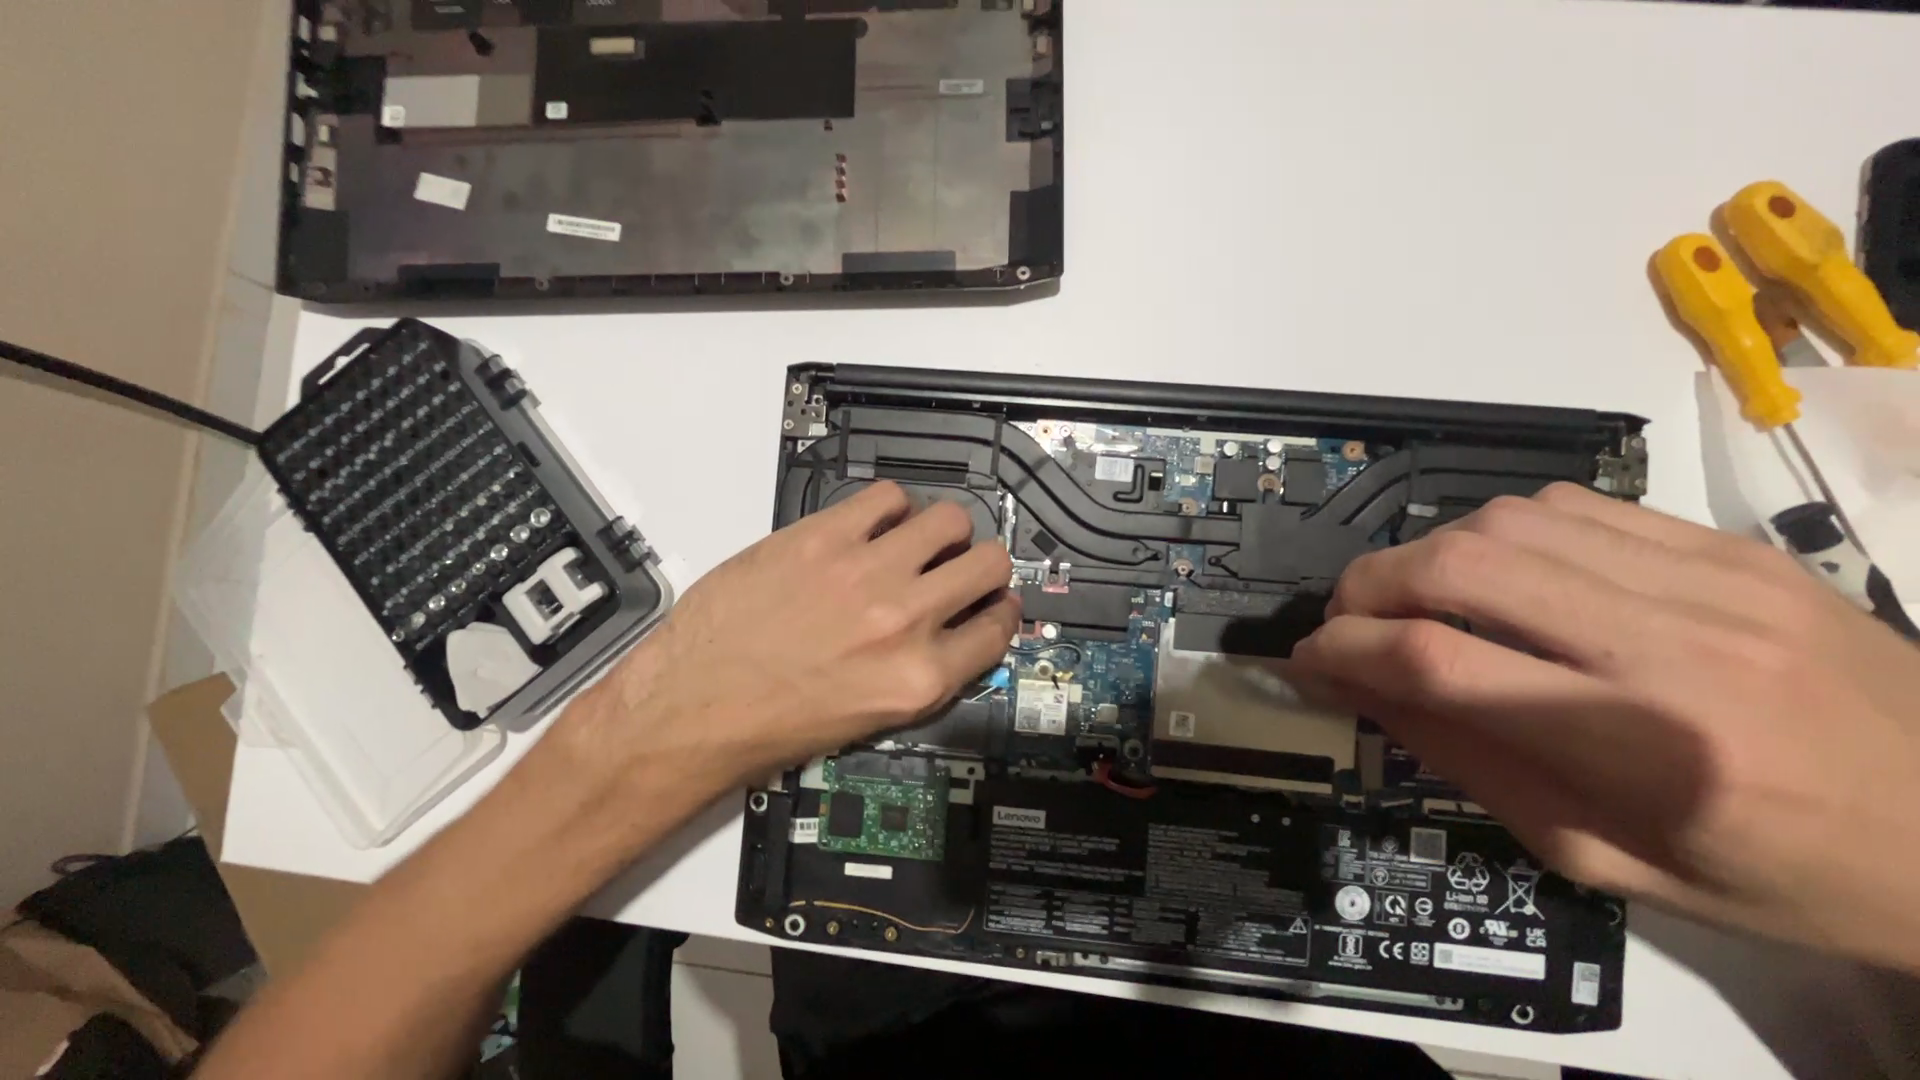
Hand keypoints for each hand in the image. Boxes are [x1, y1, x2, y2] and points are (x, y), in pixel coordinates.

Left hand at [563, 481, 1018, 797]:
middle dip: (982, 565)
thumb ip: (922, 672)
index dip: (1000, 612)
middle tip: (959, 566)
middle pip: (989, 565)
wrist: (693, 704)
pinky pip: (886, 497)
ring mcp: (865, 573)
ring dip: (943, 530)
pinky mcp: (823, 537)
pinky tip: (872, 525)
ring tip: (917, 540)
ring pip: (948, 520)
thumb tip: (949, 633)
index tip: (992, 603)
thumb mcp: (870, 720)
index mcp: (919, 678)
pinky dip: (888, 508)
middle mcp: (904, 622)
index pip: (997, 630)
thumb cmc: (771, 724)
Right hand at [1287, 482, 1919, 969]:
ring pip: (1504, 522)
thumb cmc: (1775, 877)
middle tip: (1344, 619)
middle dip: (1367, 587)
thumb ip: (1469, 762)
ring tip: (1413, 596)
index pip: (1440, 664)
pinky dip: (1498, 531)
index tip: (1308, 659)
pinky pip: (1571, 505)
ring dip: (1425, 554)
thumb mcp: (1600, 856)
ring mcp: (1710, 579)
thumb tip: (1368, 688)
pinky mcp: (1729, 547)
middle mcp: (1673, 645)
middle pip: (1460, 567)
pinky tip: (1497, 571)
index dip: (1346, 650)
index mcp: (1643, 752)